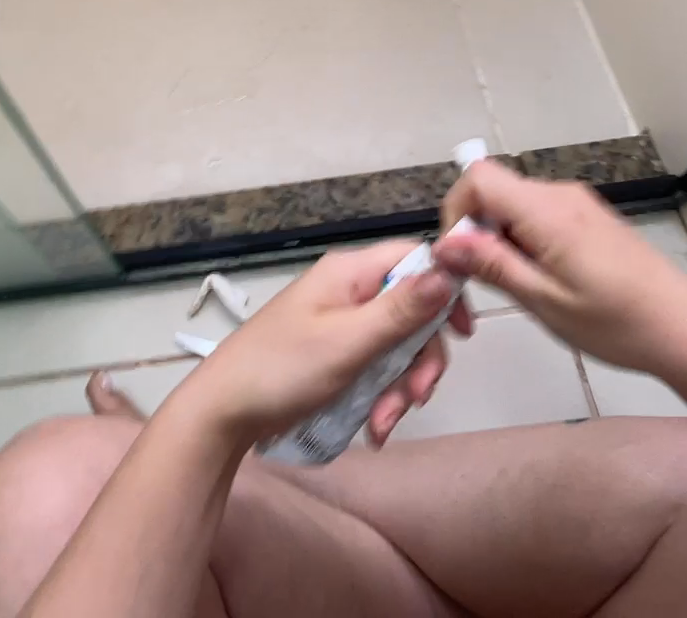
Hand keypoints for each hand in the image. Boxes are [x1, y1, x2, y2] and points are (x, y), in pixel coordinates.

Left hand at [165, 240, 472, 448]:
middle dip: (419, 358)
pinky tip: (372, 428)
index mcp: (350, 273)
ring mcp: (340, 323)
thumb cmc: (283, 369)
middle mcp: (348, 290)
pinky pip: (374, 367)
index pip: (413, 258)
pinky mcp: (334, 354)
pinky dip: (379, 396)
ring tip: (382, 424)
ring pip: (396, 345)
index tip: (462, 332)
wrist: (224, 412)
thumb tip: (449, 269)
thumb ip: (401, 309)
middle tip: (415, 397)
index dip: (444, 289)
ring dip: (399, 386)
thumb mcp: (349, 341)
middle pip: (411, 310)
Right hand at [433, 160, 686, 373]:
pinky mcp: (586, 217)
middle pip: (492, 192)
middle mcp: (559, 195)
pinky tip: (540, 281)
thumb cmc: (616, 324)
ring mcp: (575, 203)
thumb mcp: (544, 301)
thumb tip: (443, 244)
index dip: (455, 212)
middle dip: (474, 233)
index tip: (460, 258)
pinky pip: (535, 216)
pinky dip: (521, 242)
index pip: (478, 179)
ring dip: (498, 241)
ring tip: (515, 289)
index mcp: (547, 211)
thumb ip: (492, 265)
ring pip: (511, 205)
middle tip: (482, 285)